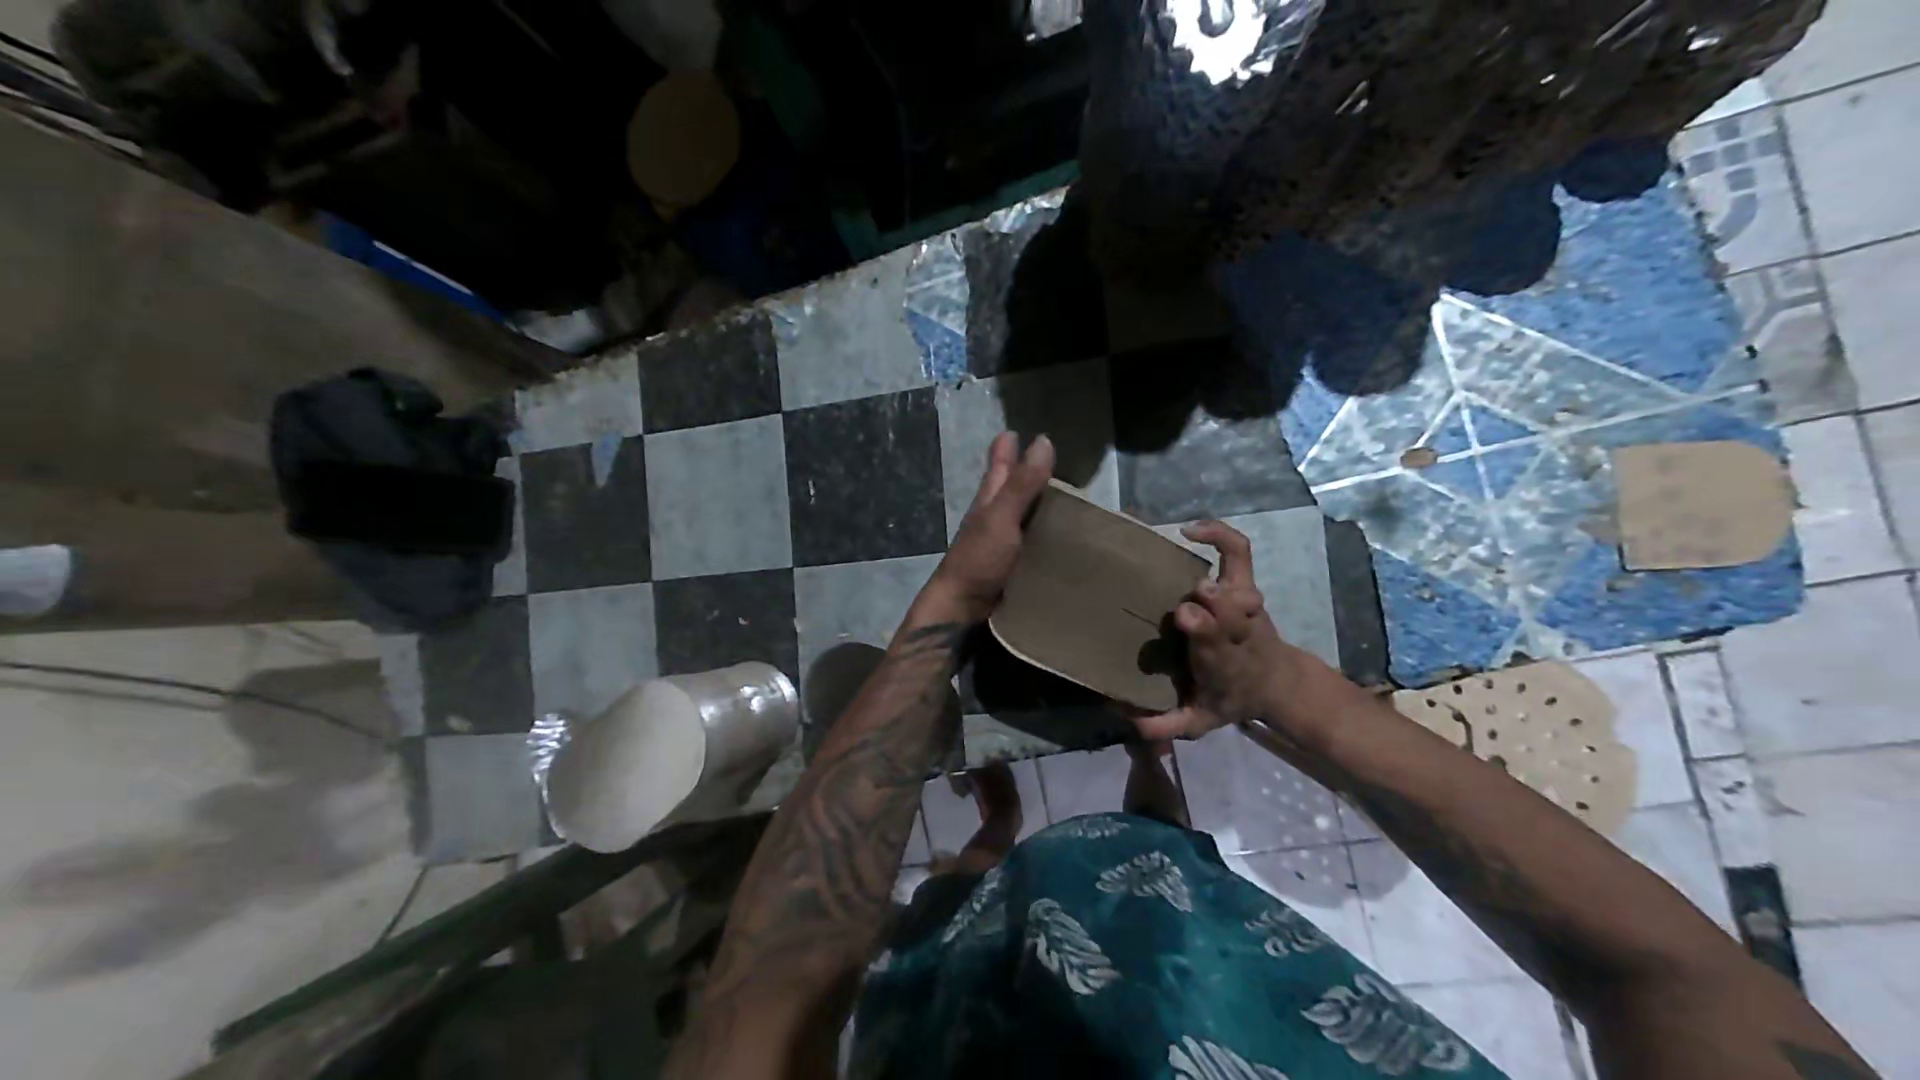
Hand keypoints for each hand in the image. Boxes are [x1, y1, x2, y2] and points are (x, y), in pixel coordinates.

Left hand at [921, 432, 1054, 623]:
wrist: (963, 611)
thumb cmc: (978, 560)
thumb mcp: (1001, 517)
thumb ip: (1022, 484)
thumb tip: (1043, 440)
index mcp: (989, 503)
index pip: (999, 468)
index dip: (1006, 450)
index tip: (1013, 431)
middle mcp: (994, 520)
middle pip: (1009, 491)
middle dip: (1023, 474)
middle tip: (1047, 461)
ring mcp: (1002, 546)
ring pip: (1021, 517)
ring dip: (1036, 506)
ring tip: (1062, 498)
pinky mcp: (1013, 569)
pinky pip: (1031, 544)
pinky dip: (1043, 535)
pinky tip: (1059, 540)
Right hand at [1135, 521, 1294, 740]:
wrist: (1276, 682)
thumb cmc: (1229, 696)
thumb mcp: (1200, 721)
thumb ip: (1166, 725)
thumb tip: (1129, 720)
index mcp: (1221, 662)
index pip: (1216, 642)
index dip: (1204, 627)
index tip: (1182, 617)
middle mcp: (1235, 631)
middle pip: (1231, 610)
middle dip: (1215, 600)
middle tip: (1191, 590)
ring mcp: (1244, 605)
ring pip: (1239, 581)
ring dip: (1219, 567)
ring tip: (1187, 542)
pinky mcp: (1246, 585)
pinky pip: (1238, 552)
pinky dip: (1219, 535)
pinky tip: (1190, 530)